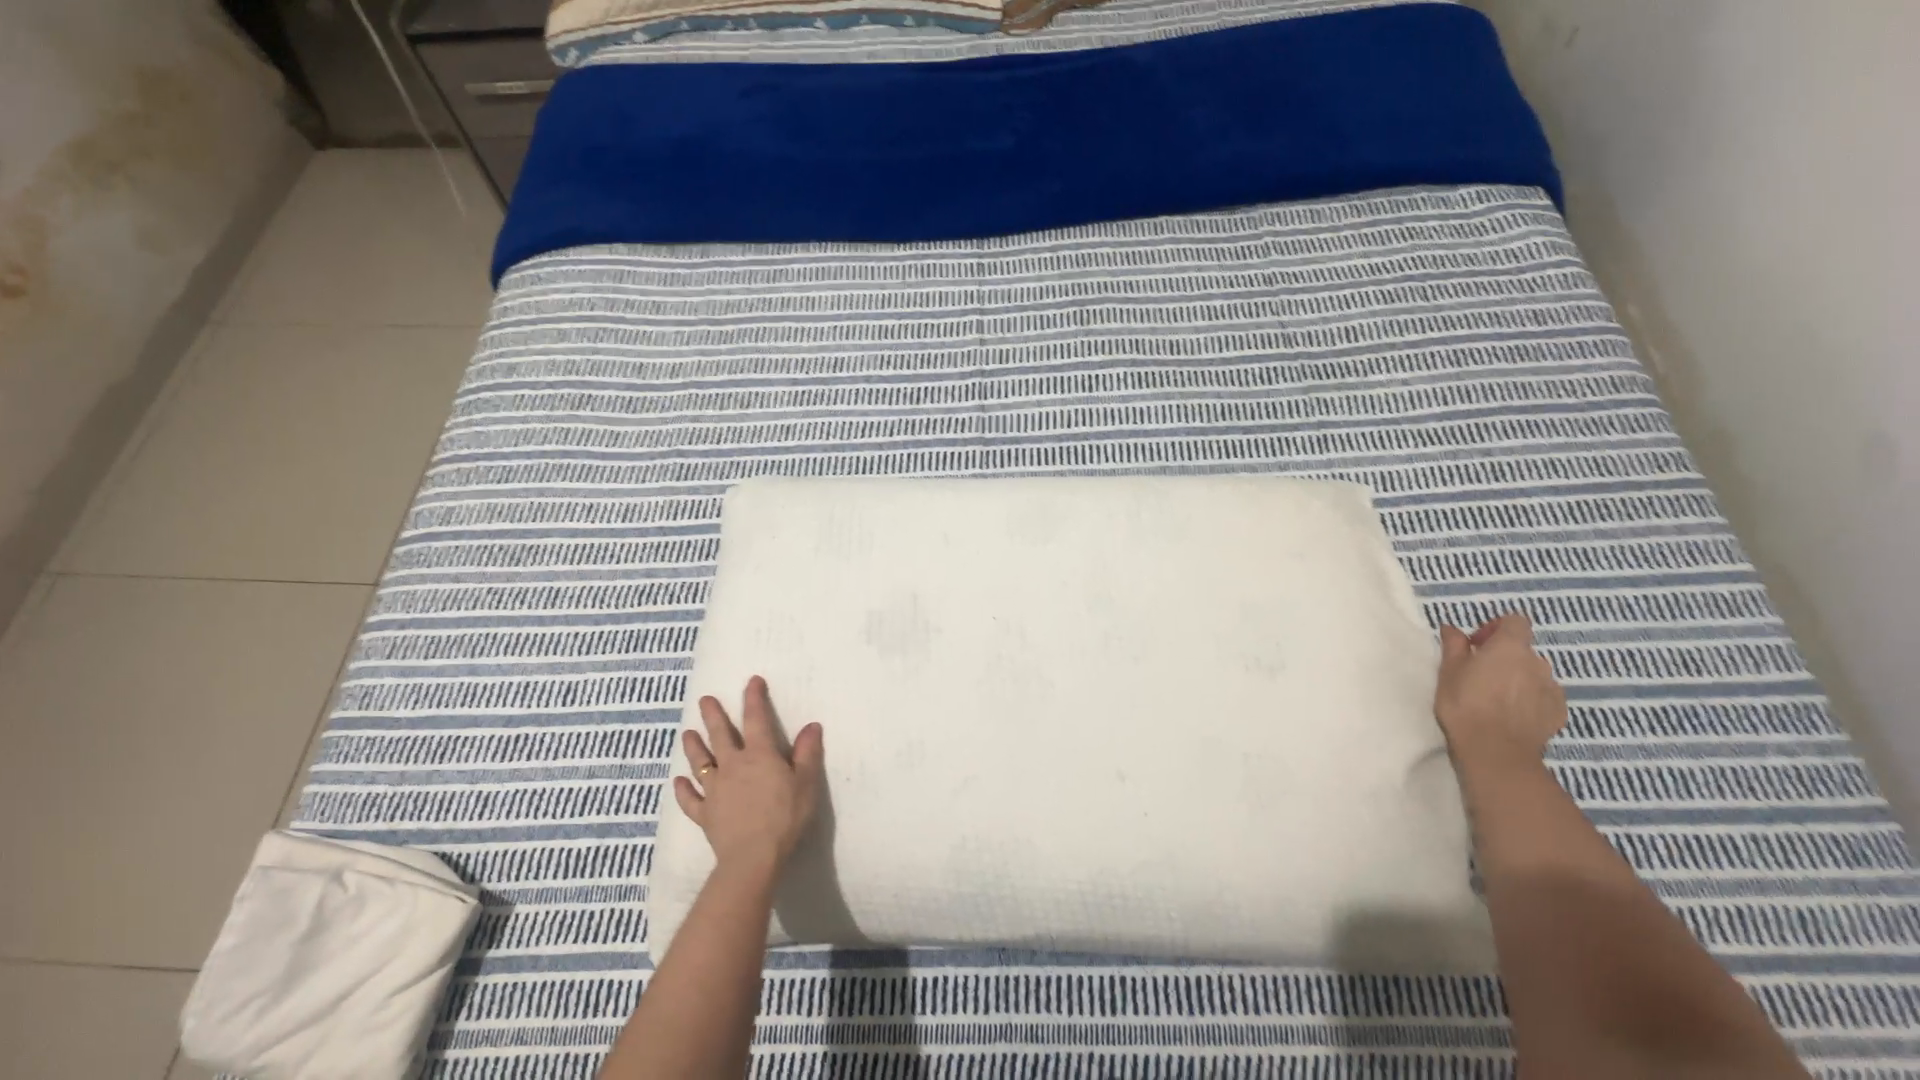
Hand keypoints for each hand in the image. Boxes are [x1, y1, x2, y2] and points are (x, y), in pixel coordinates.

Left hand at [674, 676, 824, 876]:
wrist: (753, 856)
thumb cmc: (785, 817)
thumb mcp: (806, 783)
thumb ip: (807, 753)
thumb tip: (812, 725)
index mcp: (759, 755)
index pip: (756, 719)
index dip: (754, 698)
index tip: (752, 681)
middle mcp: (733, 766)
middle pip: (720, 735)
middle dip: (713, 715)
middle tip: (704, 699)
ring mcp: (715, 790)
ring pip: (700, 762)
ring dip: (693, 746)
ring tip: (687, 733)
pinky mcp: (705, 814)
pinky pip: (691, 799)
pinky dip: (683, 790)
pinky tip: (678, 782)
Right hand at [1434, 613, 1566, 773]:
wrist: (1496, 751)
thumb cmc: (1465, 705)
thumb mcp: (1448, 672)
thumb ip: (1454, 646)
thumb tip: (1452, 628)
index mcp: (1510, 647)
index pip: (1516, 621)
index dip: (1497, 627)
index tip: (1478, 645)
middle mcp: (1537, 662)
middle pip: (1523, 650)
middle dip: (1505, 657)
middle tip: (1481, 676)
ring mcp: (1552, 687)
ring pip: (1534, 674)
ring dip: (1519, 678)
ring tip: (1498, 699)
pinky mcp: (1559, 711)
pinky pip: (1544, 696)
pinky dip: (1531, 699)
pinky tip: (1514, 715)